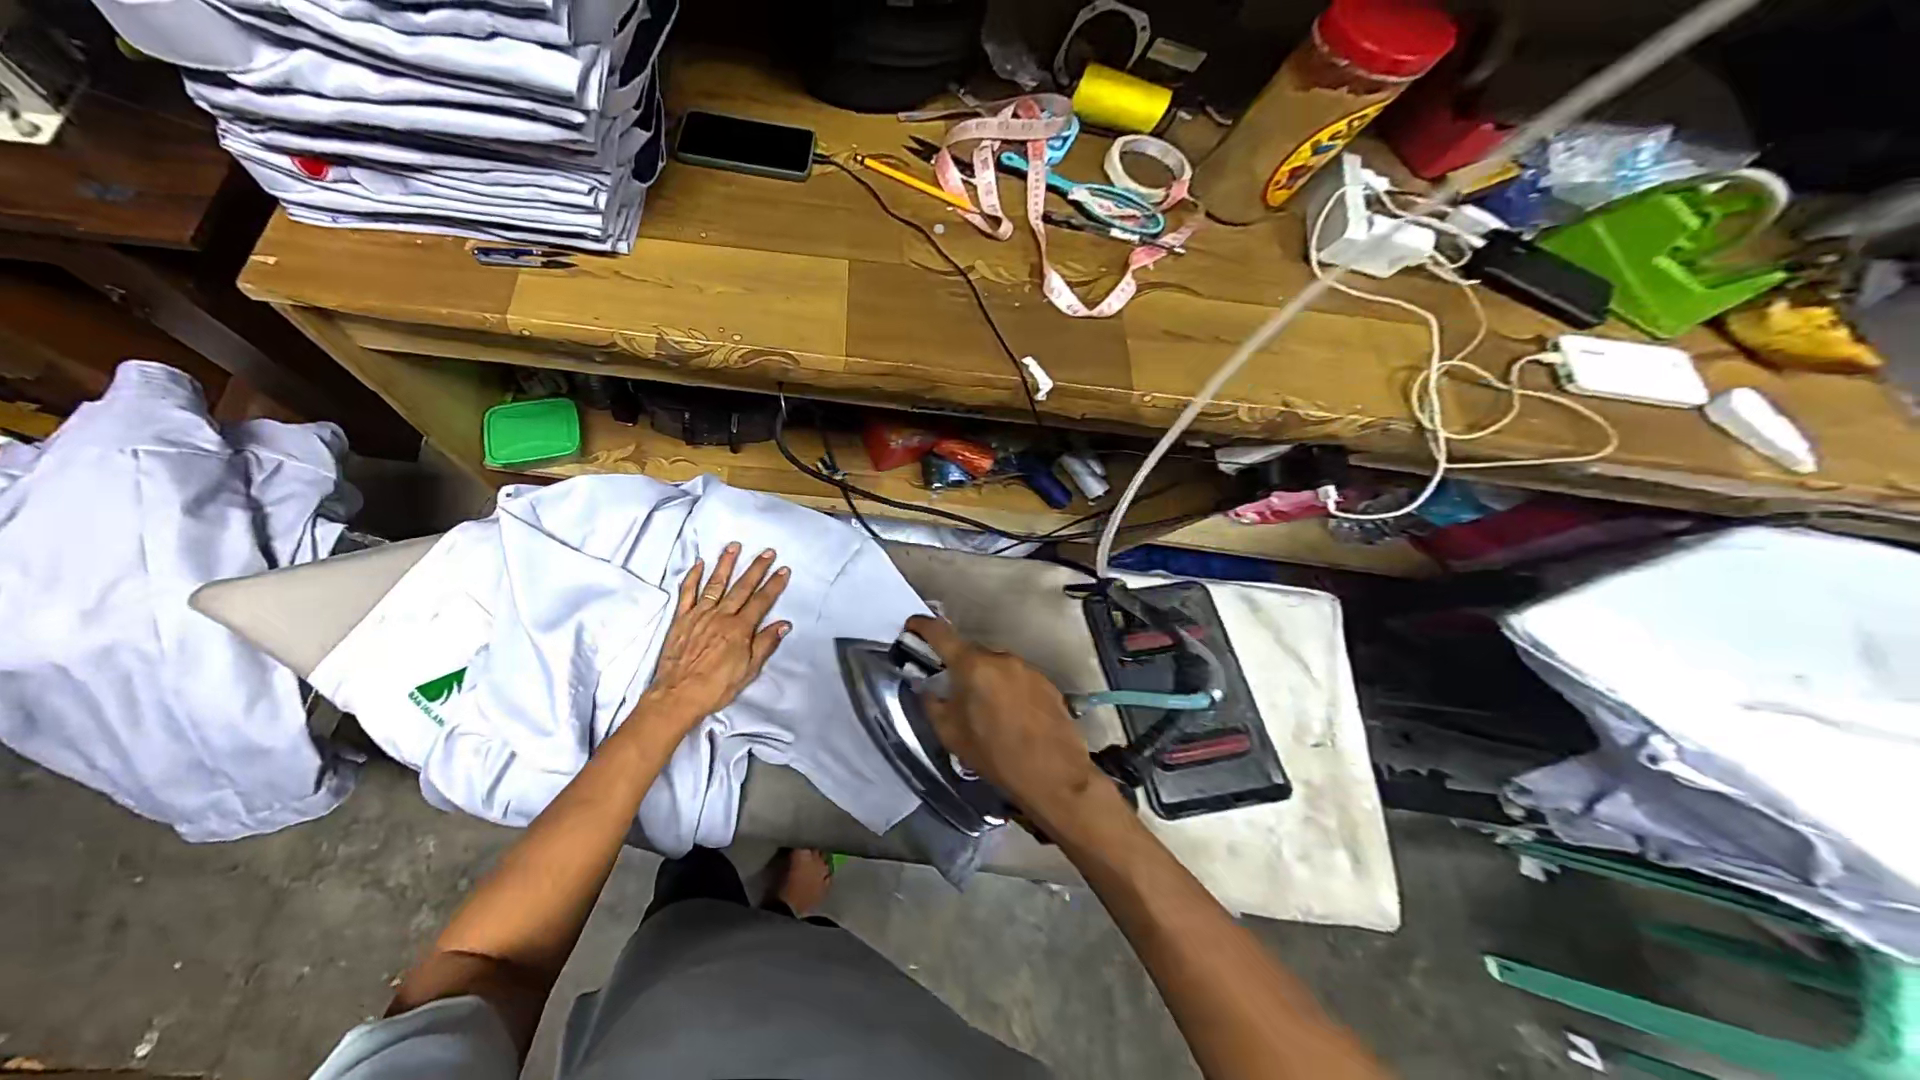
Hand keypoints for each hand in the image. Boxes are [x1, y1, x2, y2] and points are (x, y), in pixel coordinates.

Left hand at [633, 543, 791, 735]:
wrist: (678, 696)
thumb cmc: (716, 687)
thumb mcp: (749, 670)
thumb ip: (765, 644)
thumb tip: (783, 625)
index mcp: (739, 629)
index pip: (761, 601)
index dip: (774, 585)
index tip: (783, 570)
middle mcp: (720, 616)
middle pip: (742, 587)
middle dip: (756, 568)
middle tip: (767, 552)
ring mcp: (699, 615)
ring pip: (715, 584)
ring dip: (726, 564)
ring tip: (734, 547)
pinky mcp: (681, 620)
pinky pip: (687, 593)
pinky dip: (693, 577)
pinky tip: (699, 564)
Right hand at [906, 615, 1110, 828]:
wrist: (1054, 776)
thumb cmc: (996, 756)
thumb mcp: (951, 734)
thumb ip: (933, 704)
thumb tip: (928, 689)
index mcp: (973, 666)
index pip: (941, 634)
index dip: (922, 627)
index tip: (912, 627)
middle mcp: (1002, 658)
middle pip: (971, 653)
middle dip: (959, 668)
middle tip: (952, 693)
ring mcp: (1028, 669)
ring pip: (996, 667)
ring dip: (985, 681)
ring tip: (985, 712)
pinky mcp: (1047, 683)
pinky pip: (1017, 679)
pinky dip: (1007, 690)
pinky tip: (1010, 717)